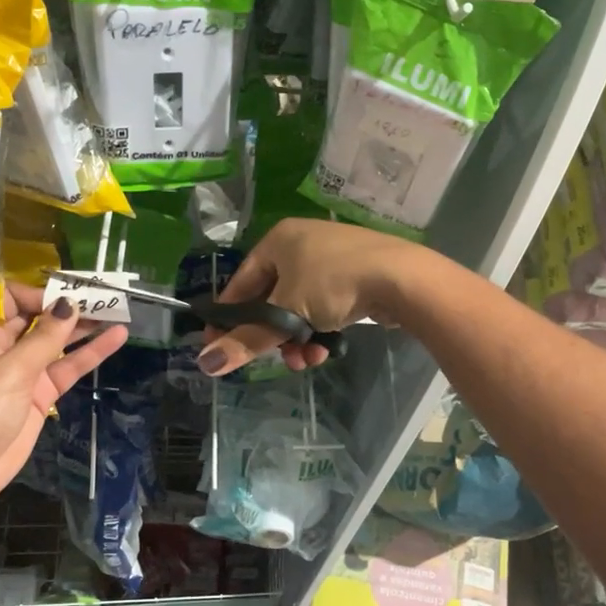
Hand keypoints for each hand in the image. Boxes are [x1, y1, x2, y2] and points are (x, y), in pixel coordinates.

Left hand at [0, 283, 127, 503]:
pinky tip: (116, 338)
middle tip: (105, 295)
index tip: (70, 293)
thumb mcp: (11, 369)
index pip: (9, 297)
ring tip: (119, 311)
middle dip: (68, 306)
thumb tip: (69, 304)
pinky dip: (89, 354)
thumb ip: (45, 337)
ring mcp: (21, 370)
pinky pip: (66, 367)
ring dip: (85, 328)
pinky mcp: (38, 394)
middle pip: (37, 317)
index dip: (39, 293)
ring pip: (57, 341)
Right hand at [196, 218, 422, 376]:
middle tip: (277, 359)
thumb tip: (204, 365)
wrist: (401, 278)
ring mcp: (332, 259)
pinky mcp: (357, 276)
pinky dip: (322, 329)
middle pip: (272, 299)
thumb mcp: (285, 314)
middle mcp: (303, 243)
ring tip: (309, 359)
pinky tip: (329, 348)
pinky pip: (325, 306)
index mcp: (278, 240)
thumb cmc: (334, 284)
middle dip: (274, 336)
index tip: (221, 347)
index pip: (241, 283)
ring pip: (300, 307)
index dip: (230, 317)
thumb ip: (246, 341)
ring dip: (299, 339)